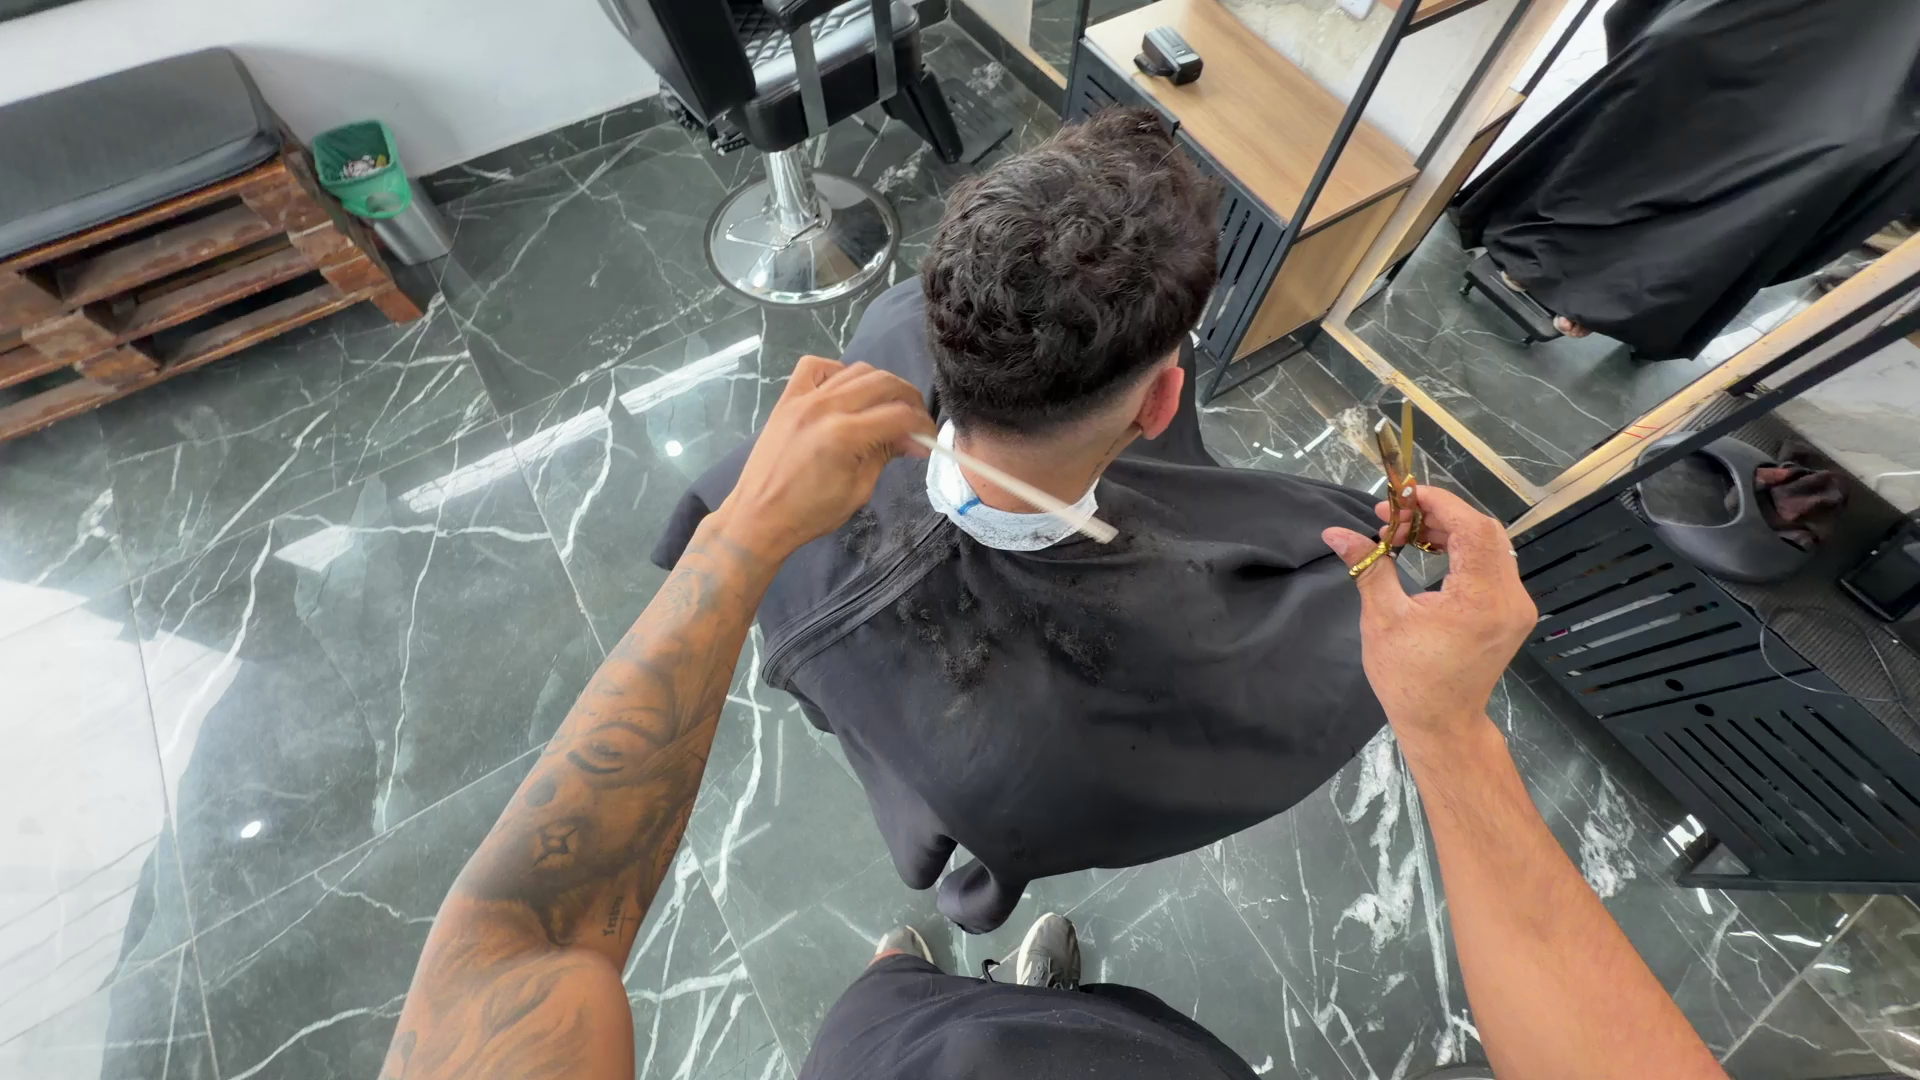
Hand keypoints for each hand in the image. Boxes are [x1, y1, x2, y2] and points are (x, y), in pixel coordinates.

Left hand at [713, 355, 934, 560]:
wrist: (759, 516)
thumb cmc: (810, 514)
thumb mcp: (858, 489)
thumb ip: (885, 454)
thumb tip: (913, 440)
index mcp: (845, 435)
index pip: (900, 416)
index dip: (922, 426)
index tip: (928, 439)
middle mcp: (826, 407)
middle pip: (884, 383)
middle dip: (909, 399)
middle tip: (916, 422)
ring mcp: (804, 399)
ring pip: (856, 370)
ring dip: (880, 385)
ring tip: (887, 407)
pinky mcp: (787, 399)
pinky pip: (817, 367)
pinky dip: (838, 372)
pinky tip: (846, 392)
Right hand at [1322, 486, 1536, 741]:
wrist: (1440, 722)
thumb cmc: (1407, 676)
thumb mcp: (1382, 618)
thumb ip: (1368, 568)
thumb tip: (1336, 533)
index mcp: (1481, 599)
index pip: (1473, 529)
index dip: (1440, 503)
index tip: (1402, 495)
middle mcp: (1510, 598)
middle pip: (1486, 533)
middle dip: (1440, 514)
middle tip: (1395, 516)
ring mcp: (1514, 606)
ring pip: (1490, 547)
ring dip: (1449, 531)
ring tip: (1405, 533)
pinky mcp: (1508, 614)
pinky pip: (1489, 566)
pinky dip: (1459, 551)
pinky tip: (1427, 553)